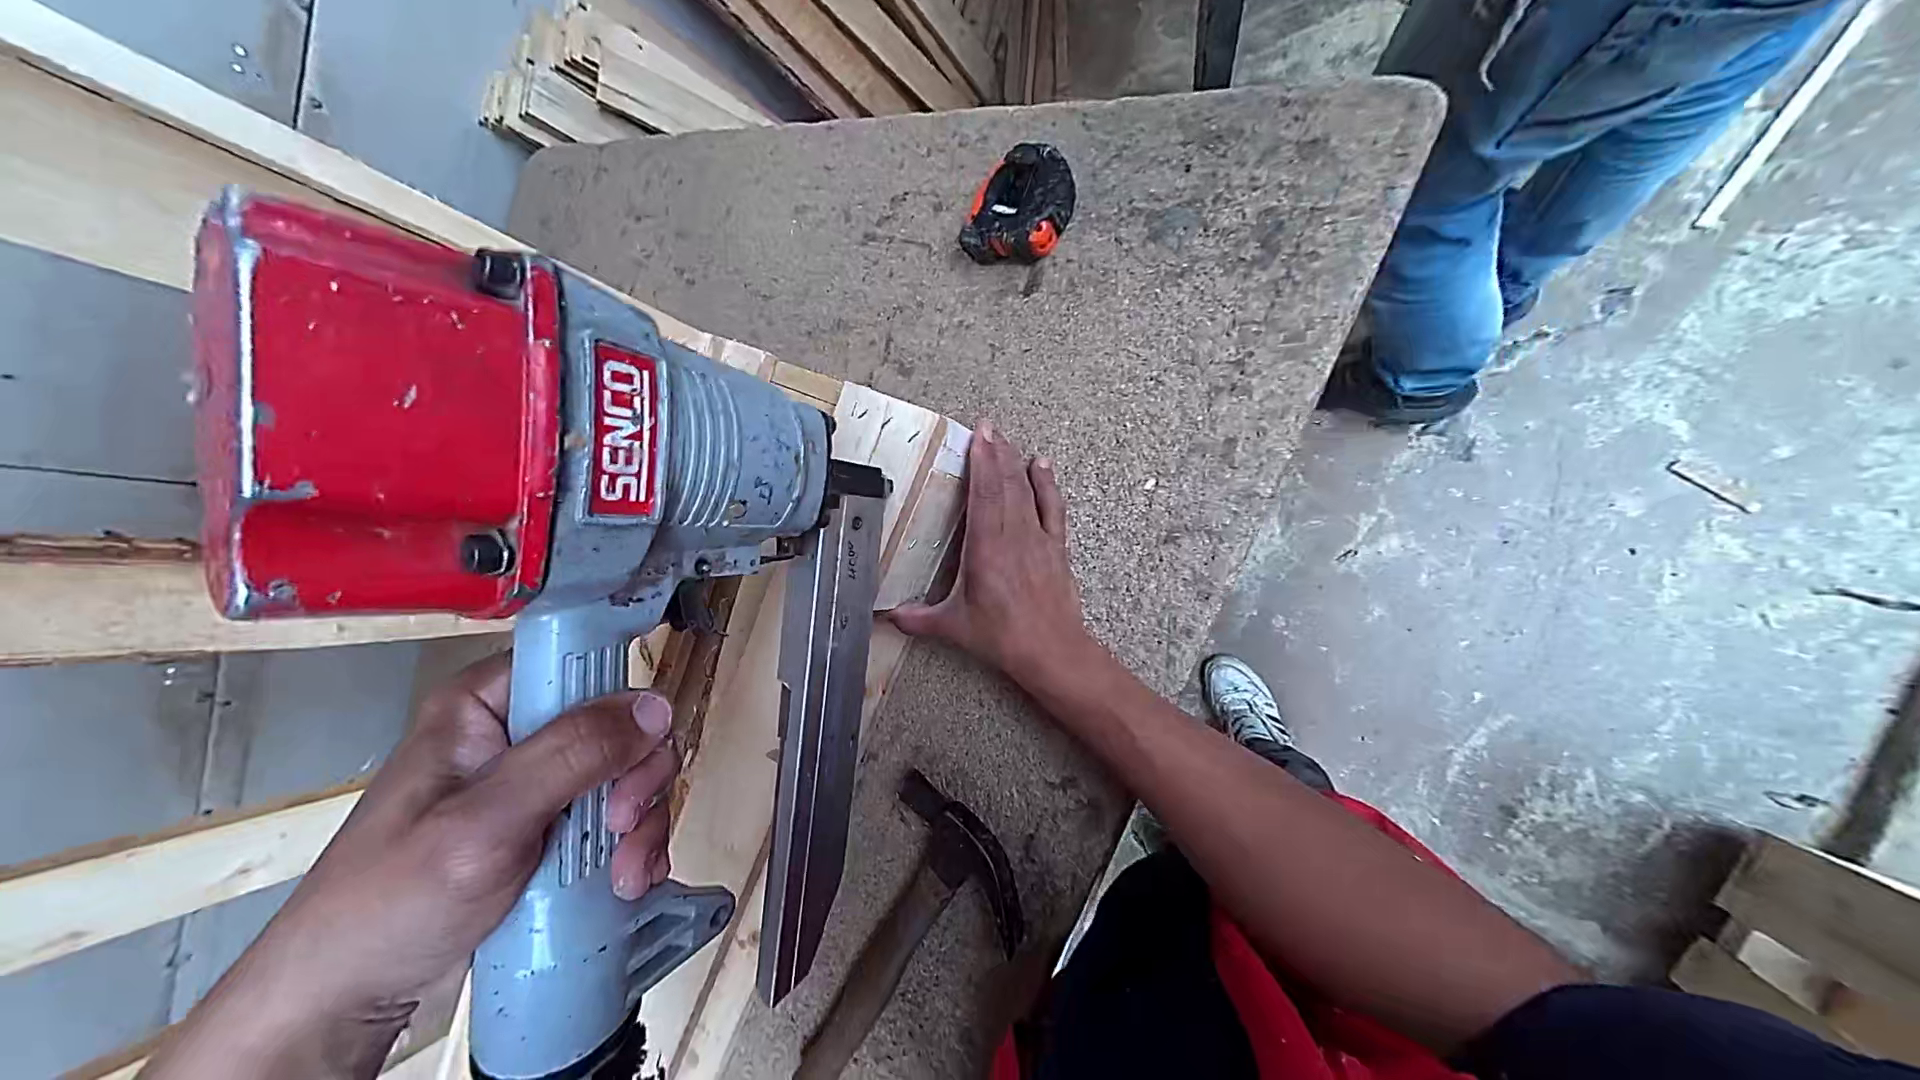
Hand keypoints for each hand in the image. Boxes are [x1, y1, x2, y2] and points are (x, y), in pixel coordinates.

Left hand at [144, 654, 679, 1078]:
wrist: (345, 1004)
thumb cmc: (390, 905)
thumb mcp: (483, 825)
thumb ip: (571, 756)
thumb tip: (656, 707)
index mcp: (487, 703)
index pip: (580, 660)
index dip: (622, 694)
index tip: (639, 749)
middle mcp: (522, 730)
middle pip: (621, 722)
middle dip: (638, 776)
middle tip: (622, 826)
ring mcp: (542, 779)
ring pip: (632, 770)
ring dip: (642, 822)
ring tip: (624, 873)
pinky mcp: (559, 822)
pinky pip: (625, 813)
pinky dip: (637, 845)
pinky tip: (627, 879)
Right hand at [887, 419, 1096, 693]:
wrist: (1052, 650)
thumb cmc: (1004, 637)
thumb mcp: (954, 627)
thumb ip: (918, 618)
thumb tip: (890, 616)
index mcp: (987, 548)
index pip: (984, 493)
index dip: (981, 461)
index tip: (978, 436)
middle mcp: (1014, 537)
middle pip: (1005, 483)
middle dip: (997, 452)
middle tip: (988, 427)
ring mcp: (1038, 539)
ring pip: (1027, 490)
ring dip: (1016, 462)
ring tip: (1008, 440)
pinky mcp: (1056, 548)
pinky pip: (1052, 507)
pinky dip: (1047, 484)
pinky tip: (1042, 466)